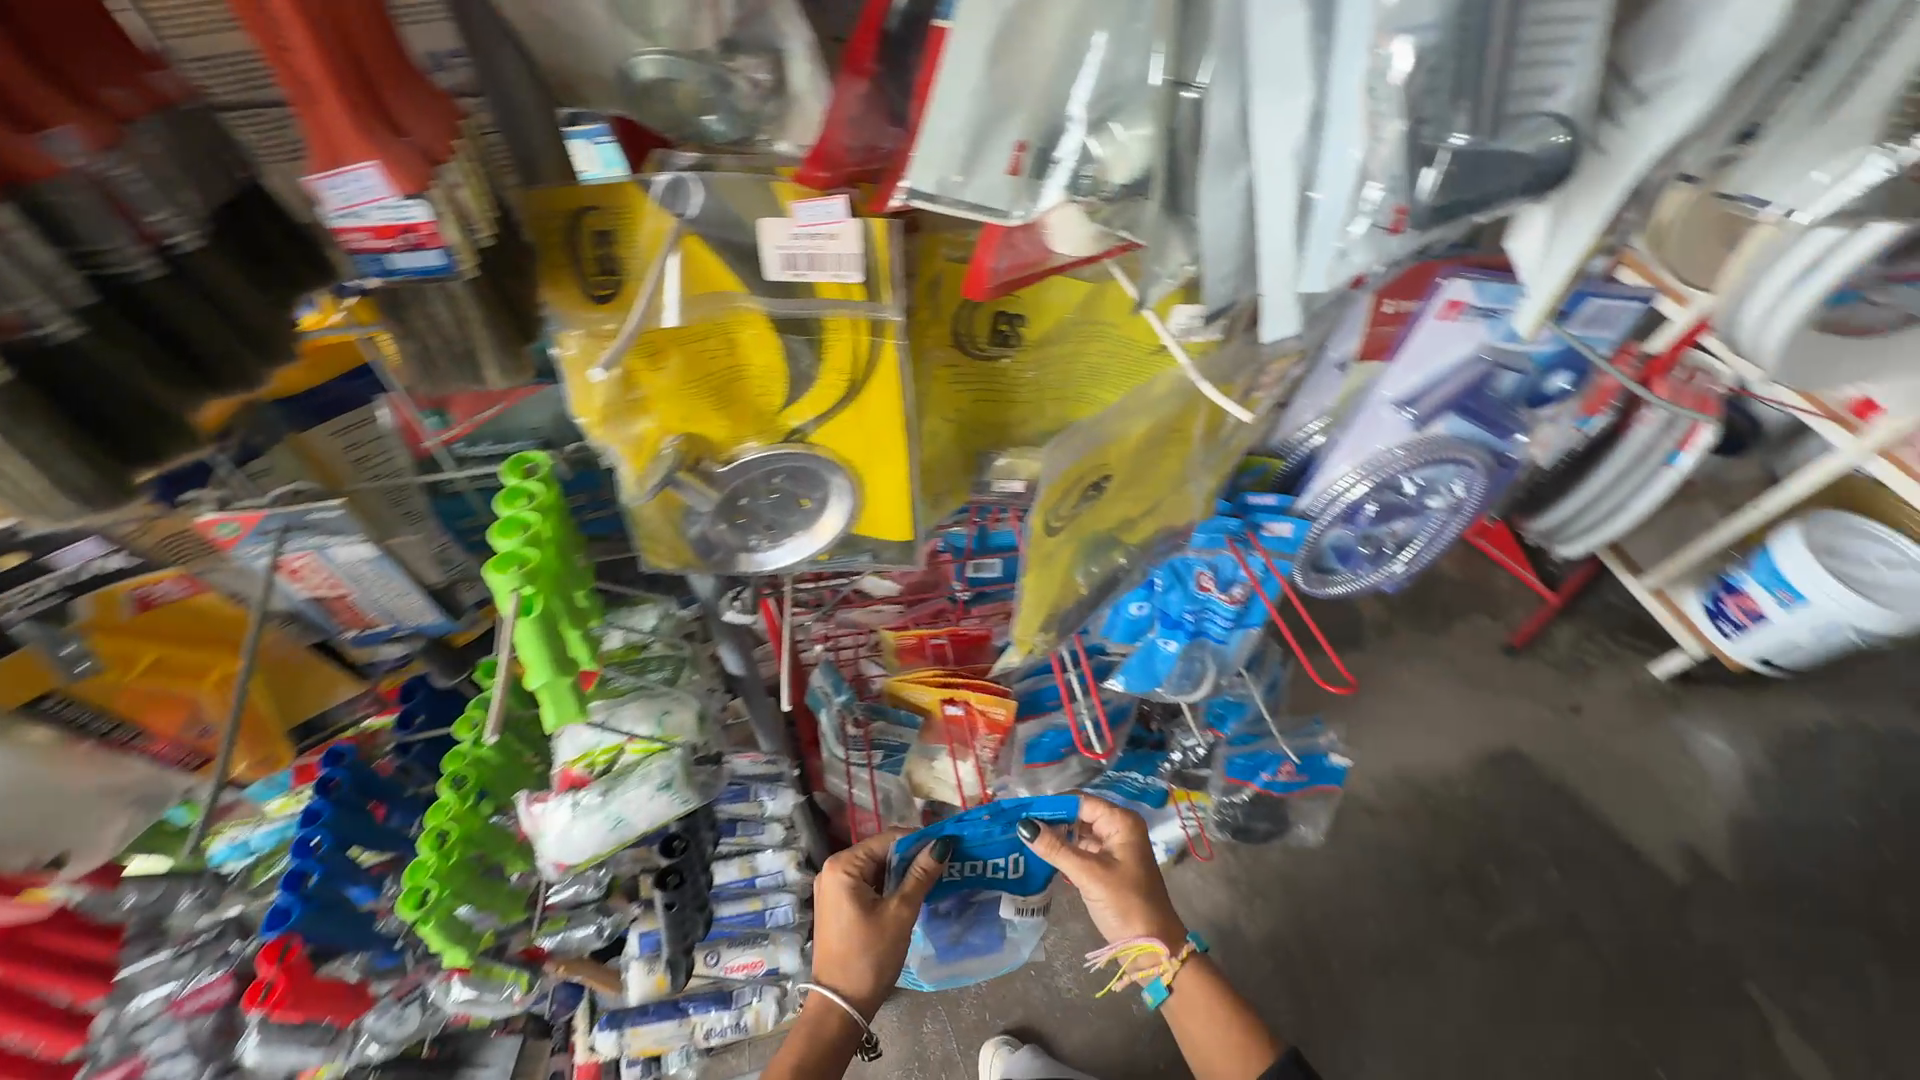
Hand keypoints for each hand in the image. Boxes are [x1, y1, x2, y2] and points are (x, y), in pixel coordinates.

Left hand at [808, 829, 951, 1016]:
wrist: (841, 1005)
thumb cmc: (870, 956)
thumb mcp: (900, 913)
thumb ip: (920, 875)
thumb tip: (943, 843)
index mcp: (843, 865)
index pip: (888, 839)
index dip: (919, 841)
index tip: (947, 846)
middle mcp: (833, 869)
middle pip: (880, 851)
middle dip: (911, 856)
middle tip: (943, 863)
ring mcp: (833, 887)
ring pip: (875, 868)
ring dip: (902, 872)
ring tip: (932, 876)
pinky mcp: (838, 904)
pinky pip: (867, 883)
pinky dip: (889, 886)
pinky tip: (911, 893)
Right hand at [1017, 797, 1187, 947]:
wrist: (1153, 947)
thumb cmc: (1125, 905)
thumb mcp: (1088, 875)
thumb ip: (1056, 848)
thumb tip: (1024, 825)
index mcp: (1121, 822)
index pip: (1080, 801)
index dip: (1051, 805)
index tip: (1021, 811)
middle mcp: (1119, 828)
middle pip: (1079, 814)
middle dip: (1051, 820)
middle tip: (1018, 826)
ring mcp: (1114, 848)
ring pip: (1079, 832)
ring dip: (1056, 836)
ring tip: (1024, 839)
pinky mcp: (1108, 866)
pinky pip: (1082, 850)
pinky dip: (1064, 852)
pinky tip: (1042, 855)